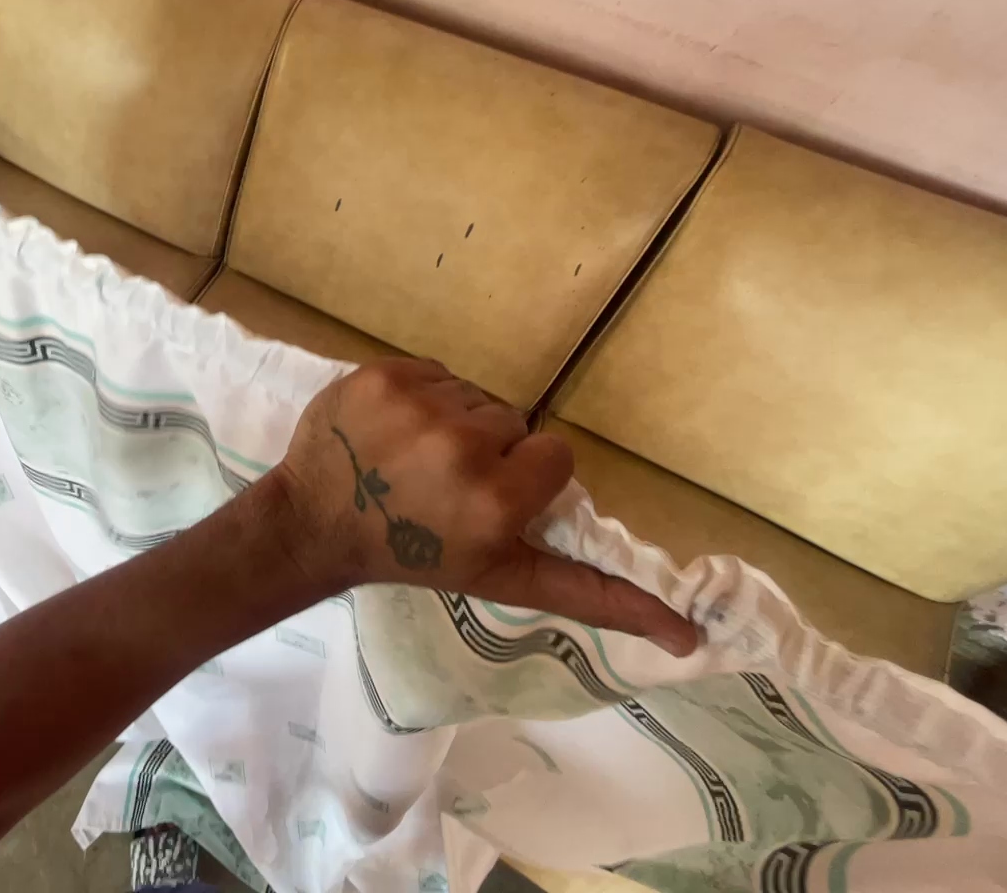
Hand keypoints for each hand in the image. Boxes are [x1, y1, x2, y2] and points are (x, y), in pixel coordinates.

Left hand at [267, 358, 697, 655]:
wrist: (315, 521)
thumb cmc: (409, 554)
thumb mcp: (502, 579)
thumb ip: (593, 596)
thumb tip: (690, 636)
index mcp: (498, 498)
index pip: (553, 454)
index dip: (521, 476)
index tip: (482, 497)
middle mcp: (463, 443)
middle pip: (509, 421)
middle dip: (485, 448)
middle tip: (439, 480)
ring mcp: (414, 402)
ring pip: (470, 394)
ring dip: (450, 418)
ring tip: (412, 455)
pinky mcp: (378, 374)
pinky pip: (430, 371)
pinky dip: (417, 394)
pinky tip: (391, 428)